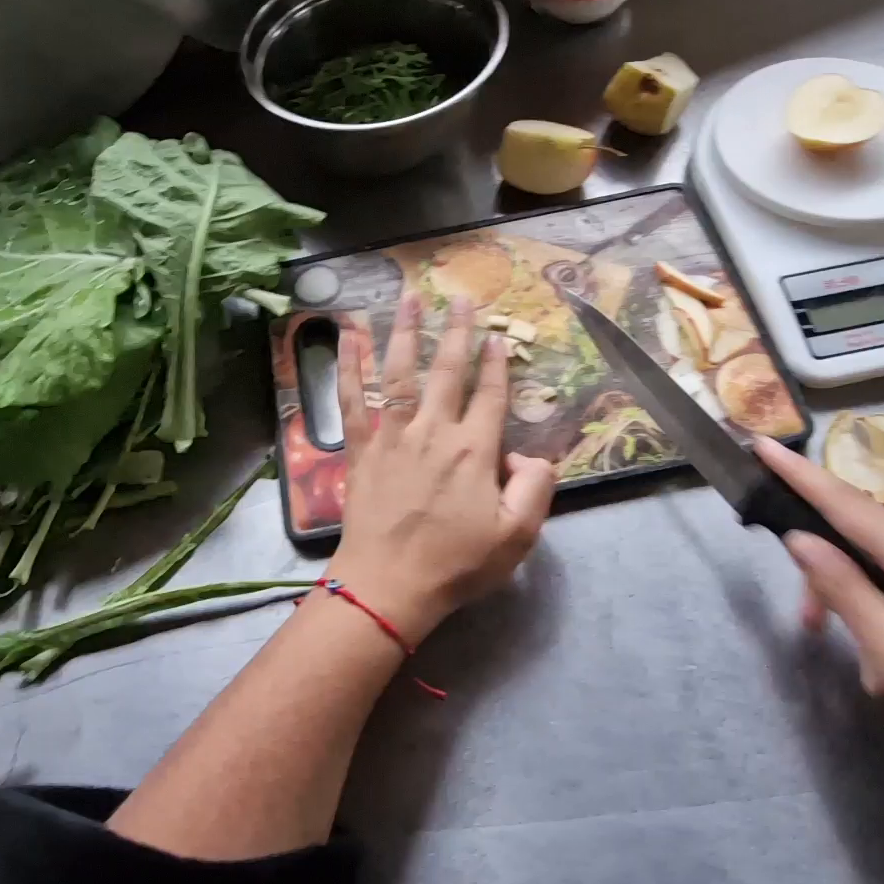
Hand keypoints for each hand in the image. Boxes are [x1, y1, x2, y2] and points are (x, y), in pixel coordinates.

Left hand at [328, 292, 555, 643]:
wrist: (389, 584)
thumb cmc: (455, 564)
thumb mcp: (516, 536)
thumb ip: (535, 488)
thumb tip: (528, 454)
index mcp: (474, 450)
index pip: (490, 395)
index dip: (497, 364)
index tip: (498, 337)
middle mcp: (433, 431)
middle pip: (447, 370)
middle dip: (457, 331)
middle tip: (460, 299)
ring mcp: (392, 435)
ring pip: (400, 371)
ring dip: (405, 331)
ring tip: (410, 298)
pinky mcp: (360, 446)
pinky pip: (353, 397)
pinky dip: (351, 363)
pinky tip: (348, 335)